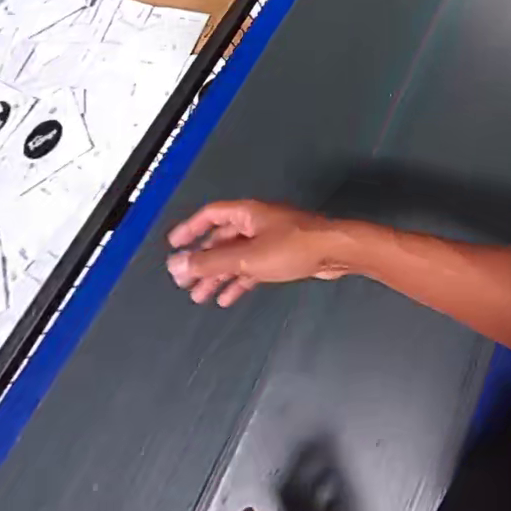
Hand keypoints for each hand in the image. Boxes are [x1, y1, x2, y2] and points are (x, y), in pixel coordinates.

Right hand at [167, 200, 353, 306]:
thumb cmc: (296, 246)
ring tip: (201, 295)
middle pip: (222, 239)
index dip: (190, 228)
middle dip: (203, 260)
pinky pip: (254, 266)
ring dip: (219, 274)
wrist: (336, 252)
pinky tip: (228, 296)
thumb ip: (210, 262)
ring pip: (237, 256)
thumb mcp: (246, 258)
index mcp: (248, 213)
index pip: (211, 215)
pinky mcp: (284, 254)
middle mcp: (259, 222)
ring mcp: (272, 238)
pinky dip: (240, 280)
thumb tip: (177, 264)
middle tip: (184, 280)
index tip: (174, 243)